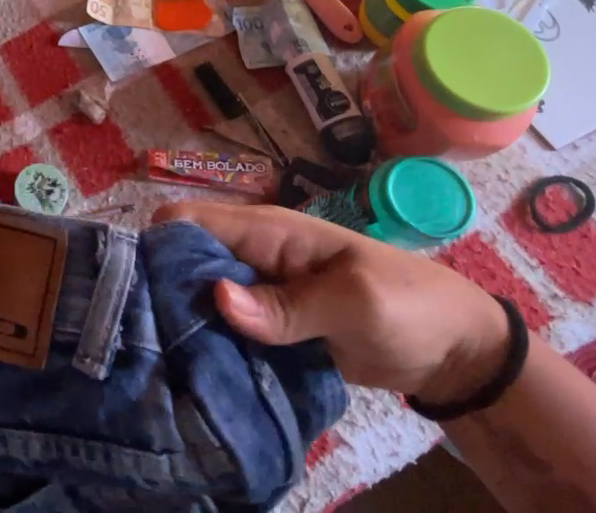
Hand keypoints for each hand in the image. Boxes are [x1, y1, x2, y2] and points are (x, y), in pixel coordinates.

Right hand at [155, 201, 507, 402]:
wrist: (455, 351)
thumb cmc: (410, 307)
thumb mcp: (356, 303)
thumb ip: (288, 305)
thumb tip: (218, 298)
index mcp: (266, 230)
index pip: (187, 221)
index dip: (158, 247)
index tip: (140, 293)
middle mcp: (250, 255)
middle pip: (182, 261)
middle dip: (163, 292)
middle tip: (148, 338)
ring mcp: (257, 292)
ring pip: (198, 299)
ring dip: (184, 326)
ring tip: (163, 362)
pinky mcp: (266, 327)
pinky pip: (224, 332)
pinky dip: (210, 348)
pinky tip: (197, 374)